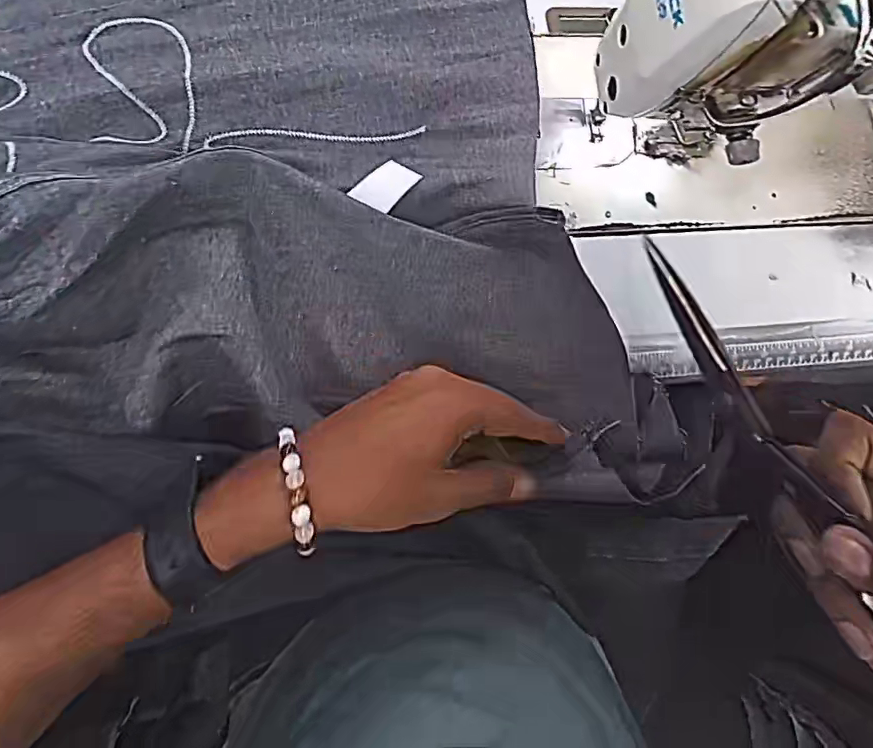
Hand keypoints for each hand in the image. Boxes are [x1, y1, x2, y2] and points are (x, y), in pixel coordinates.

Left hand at [195, 367, 566, 569]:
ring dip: (486, 421)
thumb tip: (528, 481)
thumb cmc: (377, 488)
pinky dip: (461, 416)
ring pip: (465, 398)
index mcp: (454, 399)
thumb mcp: (439, 494)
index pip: (510, 412)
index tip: (561, 439)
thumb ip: (489, 482)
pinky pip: (443, 397)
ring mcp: (413, 380)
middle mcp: (436, 379)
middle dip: (514, 424)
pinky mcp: (396, 388)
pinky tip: (465, 438)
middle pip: (489, 400)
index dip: (538, 429)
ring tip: (506, 448)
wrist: (311, 475)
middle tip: (539, 449)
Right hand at [772, 409, 872, 725]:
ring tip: (861, 621)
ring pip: (799, 520)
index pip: (852, 437)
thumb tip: (834, 542)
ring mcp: (858, 530)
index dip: (833, 462)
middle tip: (839, 575)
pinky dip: (824, 597)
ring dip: (820, 574)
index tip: (843, 517)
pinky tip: (861, 630)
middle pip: (810, 475)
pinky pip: (807, 560)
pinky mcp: (843, 562)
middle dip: (814, 530)